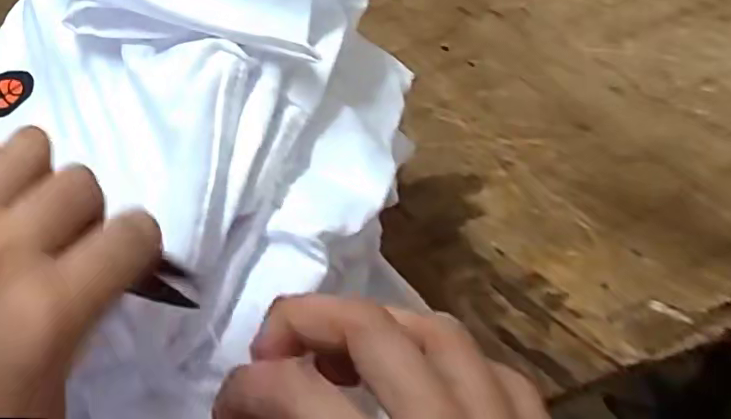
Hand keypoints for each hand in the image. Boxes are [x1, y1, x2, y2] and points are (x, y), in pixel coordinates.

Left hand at [0, 122, 161, 418]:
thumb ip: (81, 326)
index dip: (141, 242)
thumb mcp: (50, 400)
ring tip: (22, 211)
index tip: (129, 253)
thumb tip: (99, 273)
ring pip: (30, 143)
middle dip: (88, 211)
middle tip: (68, 243)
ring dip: (39, 175)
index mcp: (50, 311)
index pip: (130, 236)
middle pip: (81, 180)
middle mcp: (8, 247)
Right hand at [214, 295, 548, 418]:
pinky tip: (421, 385)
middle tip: (269, 355)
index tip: (223, 406)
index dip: (243, 389)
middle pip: (370, 328)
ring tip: (340, 359)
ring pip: (442, 333)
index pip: (296, 390)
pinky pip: (506, 380)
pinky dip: (454, 367)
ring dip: (377, 329)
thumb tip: (242, 407)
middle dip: (301, 323)